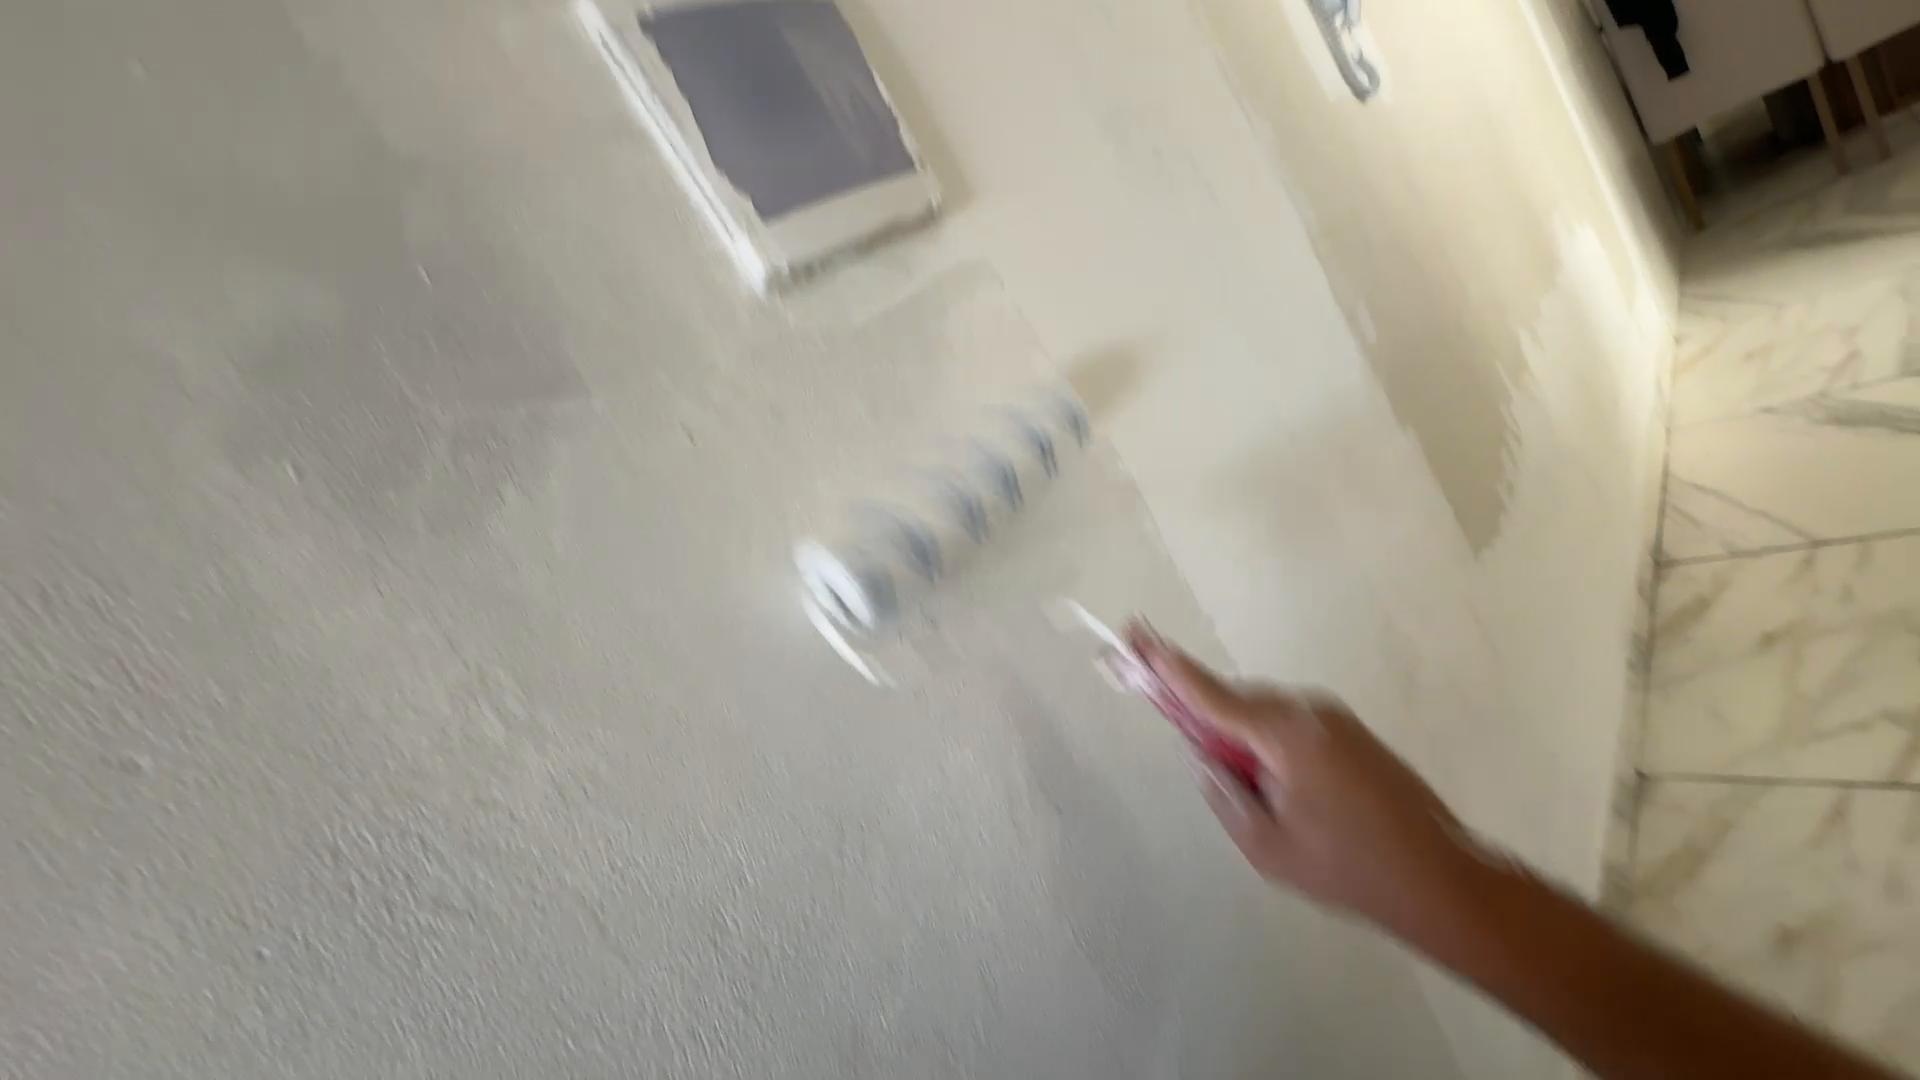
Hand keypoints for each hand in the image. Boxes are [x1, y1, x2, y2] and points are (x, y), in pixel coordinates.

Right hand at [1132, 630, 1477, 932]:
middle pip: (1236, 702)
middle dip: (1208, 720)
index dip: (1167, 667)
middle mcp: (1308, 712)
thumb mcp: (1265, 844)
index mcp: (1283, 733)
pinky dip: (1270, 746)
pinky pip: (1291, 727)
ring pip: (1264, 716)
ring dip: (1244, 741)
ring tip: (1256, 795)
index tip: (1135, 634)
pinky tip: (1285, 791)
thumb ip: (1223, 791)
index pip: (1210, 694)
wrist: (1445, 881)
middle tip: (1199, 756)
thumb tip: (1201, 754)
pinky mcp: (1352, 734)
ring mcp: (1335, 719)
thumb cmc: (1347, 868)